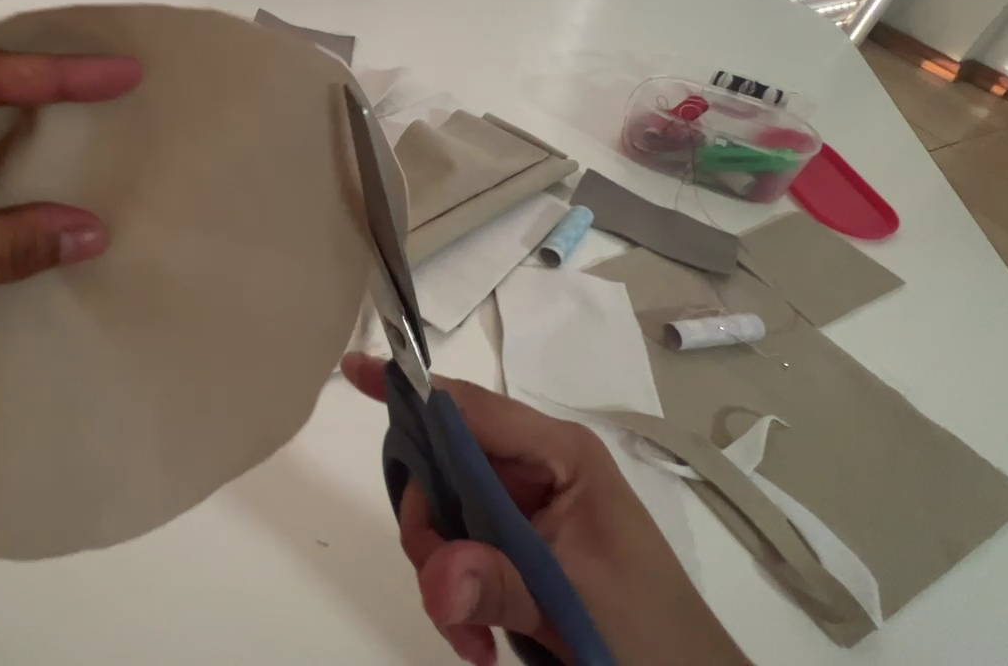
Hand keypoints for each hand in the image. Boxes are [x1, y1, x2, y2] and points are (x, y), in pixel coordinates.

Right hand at [340, 353, 748, 665]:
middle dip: (430, 528)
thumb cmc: (654, 633)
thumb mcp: (577, 602)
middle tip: (443, 588)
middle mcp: (532, 467)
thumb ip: (502, 582)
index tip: (353, 369)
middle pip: (441, 465)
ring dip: (442, 573)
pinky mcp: (509, 542)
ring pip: (441, 512)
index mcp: (559, 453)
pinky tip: (477, 638)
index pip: (469, 407)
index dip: (409, 388)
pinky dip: (452, 594)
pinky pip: (453, 549)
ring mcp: (518, 504)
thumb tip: (436, 574)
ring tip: (472, 635)